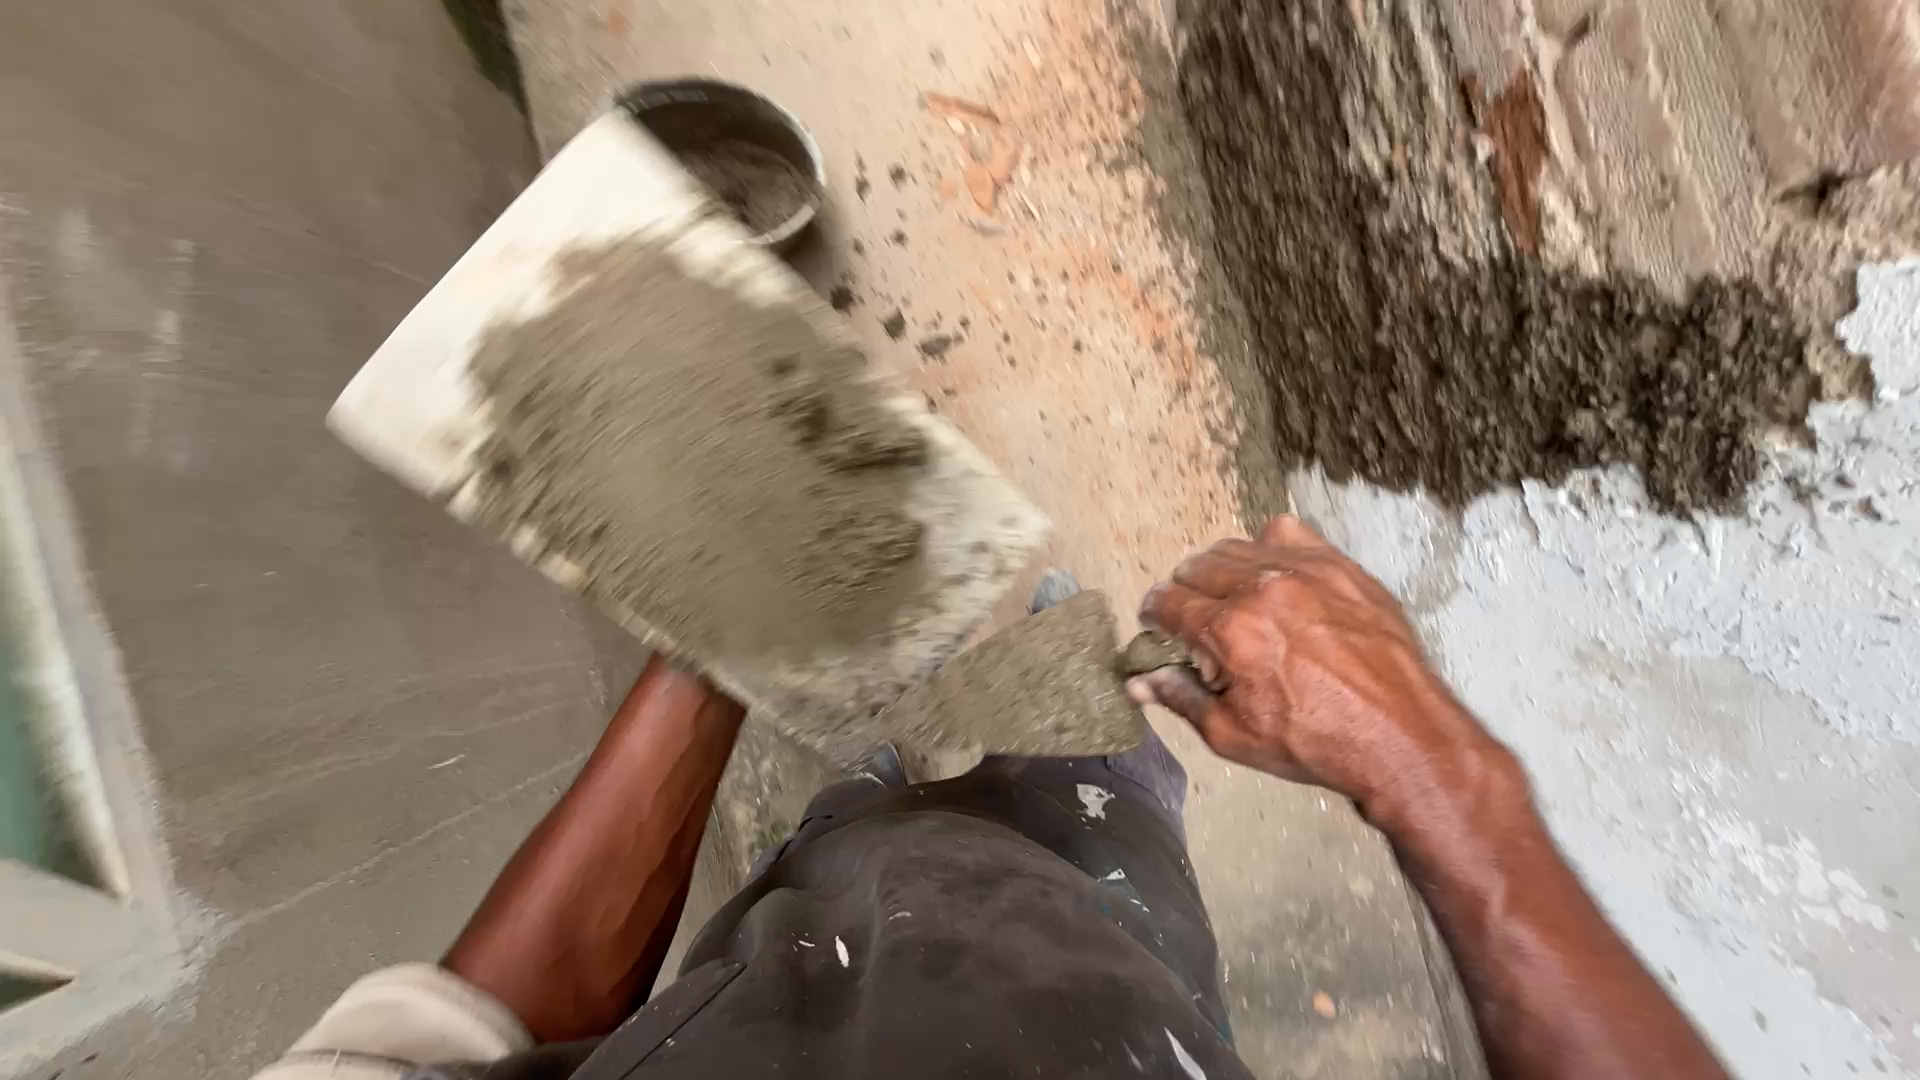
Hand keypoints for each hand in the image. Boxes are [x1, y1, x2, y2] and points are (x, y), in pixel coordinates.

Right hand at [1128, 516, 1494, 815]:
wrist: (1402, 737)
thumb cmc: (1313, 744)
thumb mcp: (1232, 735)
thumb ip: (1179, 697)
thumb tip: (1136, 680)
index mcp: (1229, 631)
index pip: (1167, 601)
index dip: (1154, 614)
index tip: (1157, 623)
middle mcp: (1261, 589)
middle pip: (1195, 568)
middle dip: (1185, 593)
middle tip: (1198, 622)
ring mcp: (1303, 570)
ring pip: (1234, 547)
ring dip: (1220, 571)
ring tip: (1233, 599)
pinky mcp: (1338, 565)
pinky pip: (1285, 533)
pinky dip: (1268, 549)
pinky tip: (1275, 577)